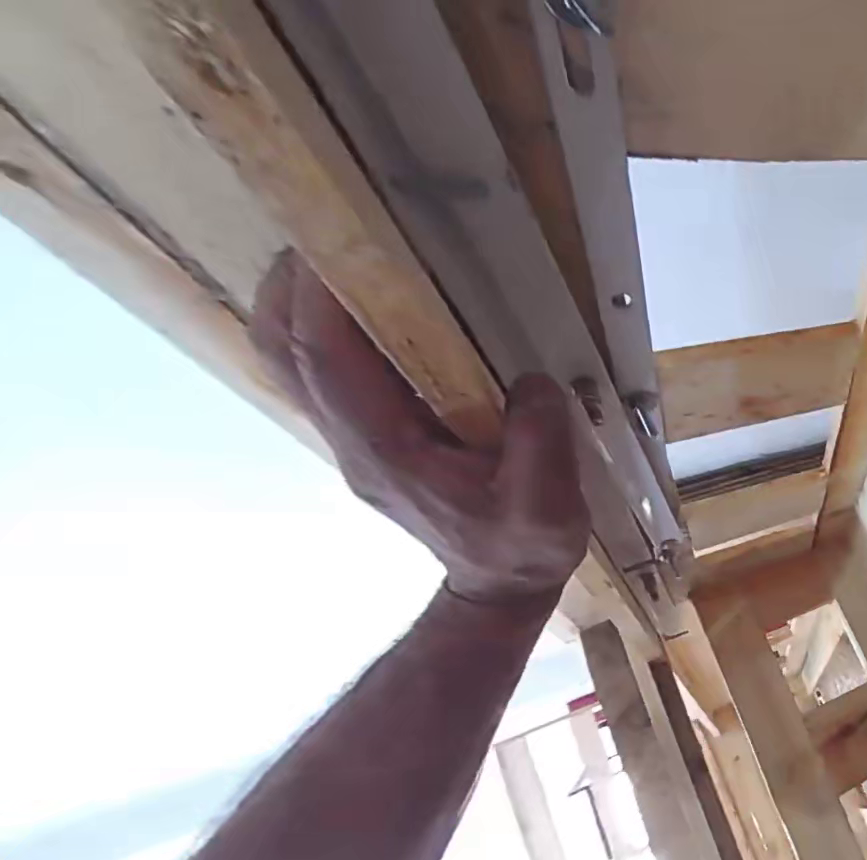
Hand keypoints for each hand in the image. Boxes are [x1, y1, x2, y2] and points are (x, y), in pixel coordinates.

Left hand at [250, 251, 588, 603]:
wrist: (501, 586)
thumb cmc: (523, 549)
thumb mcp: (548, 505)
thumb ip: (541, 441)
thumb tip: (535, 381)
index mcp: (389, 452)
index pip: (327, 360)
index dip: (323, 294)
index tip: (345, 237)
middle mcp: (356, 443)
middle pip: (287, 351)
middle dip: (295, 285)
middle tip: (337, 235)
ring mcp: (359, 444)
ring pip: (299, 362)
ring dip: (308, 305)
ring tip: (352, 263)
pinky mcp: (377, 445)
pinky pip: (332, 378)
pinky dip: (337, 335)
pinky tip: (381, 319)